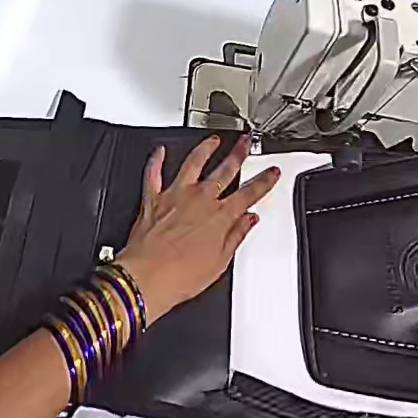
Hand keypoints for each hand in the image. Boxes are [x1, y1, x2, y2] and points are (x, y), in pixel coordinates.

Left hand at [117, 136, 280, 319]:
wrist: (146, 277)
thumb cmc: (180, 275)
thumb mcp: (219, 262)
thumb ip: (236, 236)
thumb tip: (249, 221)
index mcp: (220, 216)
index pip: (249, 193)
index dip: (264, 181)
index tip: (272, 172)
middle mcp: (199, 200)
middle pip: (224, 170)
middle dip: (238, 154)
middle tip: (245, 142)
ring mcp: (176, 196)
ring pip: (193, 163)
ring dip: (204, 149)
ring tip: (212, 140)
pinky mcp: (153, 199)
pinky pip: (153, 173)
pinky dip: (156, 160)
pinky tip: (159, 151)